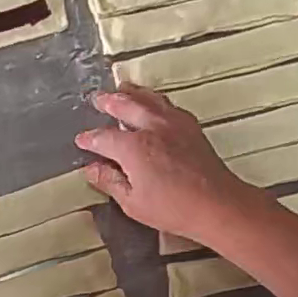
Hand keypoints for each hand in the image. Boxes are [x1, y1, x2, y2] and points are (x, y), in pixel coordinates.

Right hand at [76, 83, 272, 242]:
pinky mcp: (191, 127)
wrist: (216, 204)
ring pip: (149, 99)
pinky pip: (168, 104)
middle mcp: (153, 128)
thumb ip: (110, 181)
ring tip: (123, 88)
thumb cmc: (172, 208)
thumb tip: (92, 170)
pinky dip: (154, 99)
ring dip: (133, 93)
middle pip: (126, 106)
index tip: (81, 140)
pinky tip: (153, 102)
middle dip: (109, 102)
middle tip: (98, 98)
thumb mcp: (132, 202)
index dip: (89, 139)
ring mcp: (174, 124)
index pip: (103, 138)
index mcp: (133, 148)